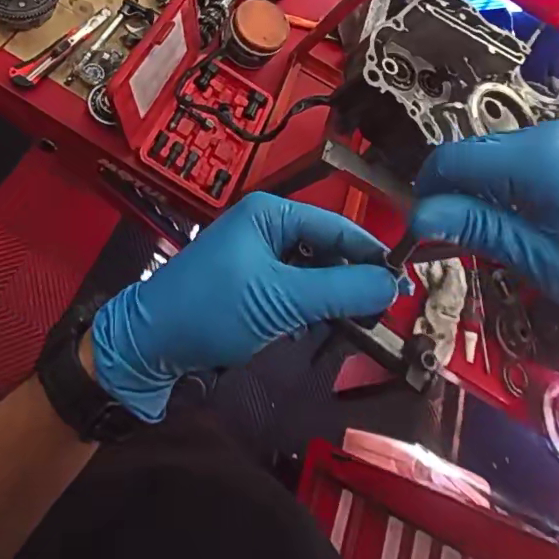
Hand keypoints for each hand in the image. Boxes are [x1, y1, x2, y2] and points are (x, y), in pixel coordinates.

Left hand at [91, 192, 404, 421]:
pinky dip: (309, 308)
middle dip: (352, 280)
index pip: (337, 226)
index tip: (406, 283)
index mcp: (269, 214)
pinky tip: (317, 328)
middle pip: (327, 249)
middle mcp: (266, 227)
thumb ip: (340, 290)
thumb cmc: (211, 309)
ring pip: (313, 273)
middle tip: (384, 313)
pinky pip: (295, 291)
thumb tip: (394, 285)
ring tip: (355, 324)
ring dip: (332, 298)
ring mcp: (257, 257)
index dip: (372, 254)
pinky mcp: (252, 285)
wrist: (152, 344)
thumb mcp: (280, 299)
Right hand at [407, 121, 558, 432]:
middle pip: (470, 157)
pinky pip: (524, 166)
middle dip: (449, 199)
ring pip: (494, 162)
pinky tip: (517, 229)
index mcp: (538, 155)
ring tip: (482, 246)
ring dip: (476, 199)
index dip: (425, 196)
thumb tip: (414, 217)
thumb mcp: (544, 262)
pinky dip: (506, 195)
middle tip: (448, 250)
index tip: (420, 239)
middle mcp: (550, 134)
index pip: (450, 160)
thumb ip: (476, 229)